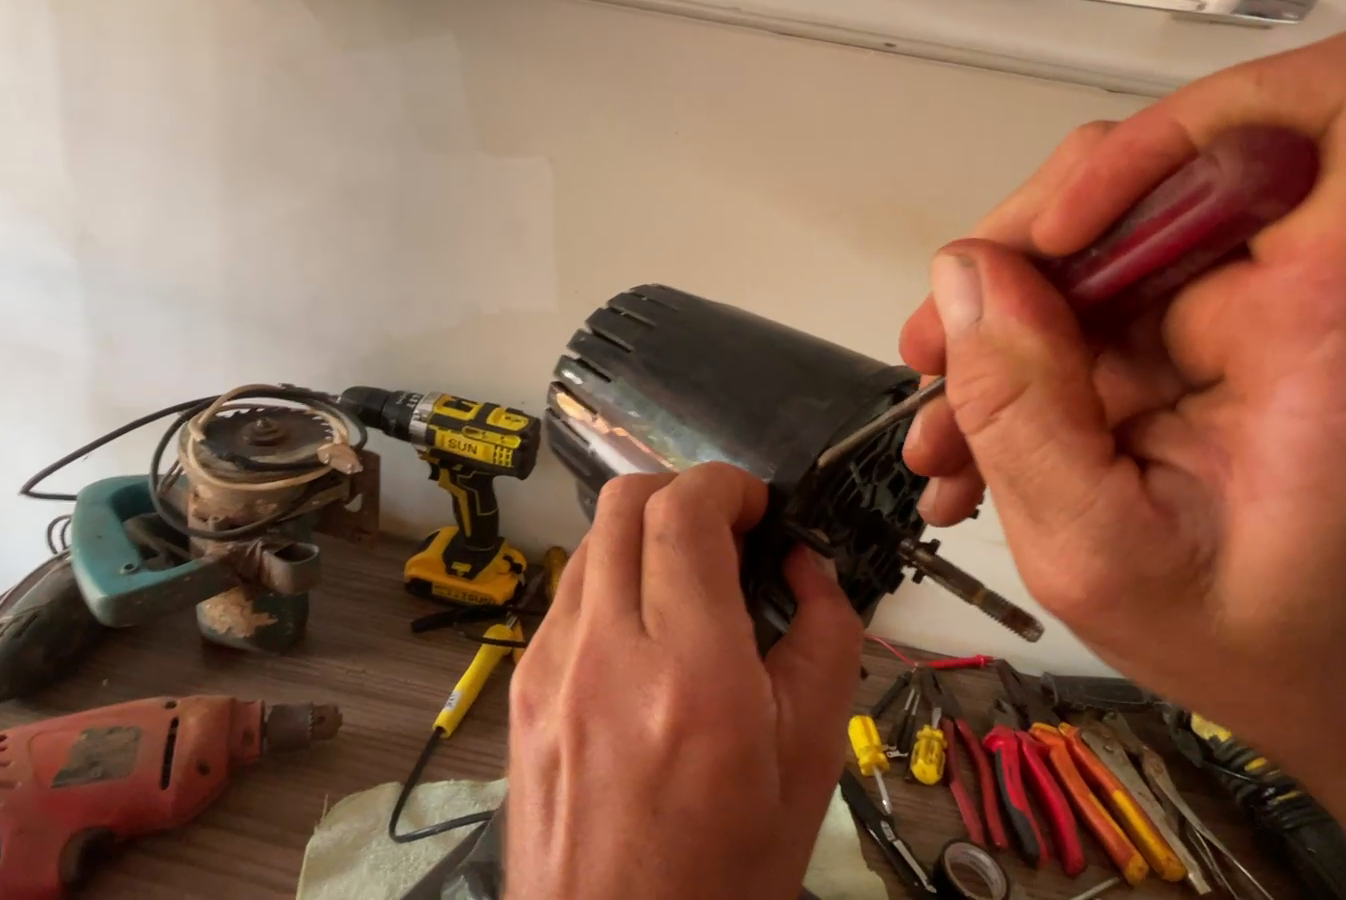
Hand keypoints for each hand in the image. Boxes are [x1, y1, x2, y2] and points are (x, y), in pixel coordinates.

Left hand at [505, 465, 862, 899]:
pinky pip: (569, 594)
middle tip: (728, 532)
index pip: (683, 514)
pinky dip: (613, 580)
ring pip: (592, 540)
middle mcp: (604, 655)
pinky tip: (643, 630)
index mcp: (691, 677)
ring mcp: (549, 667)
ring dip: (646, 533)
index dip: (725, 484)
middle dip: (683, 492)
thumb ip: (823, 638)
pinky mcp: (523, 685)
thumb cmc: (727, 866)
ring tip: (688, 582)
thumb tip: (804, 563)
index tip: (758, 506)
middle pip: (624, 502)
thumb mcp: (811, 757)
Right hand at [898, 29, 1345, 759]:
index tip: (1070, 231)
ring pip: (1098, 249)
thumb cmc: (1266, 646)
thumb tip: (960, 276)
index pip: (1337, 104)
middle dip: (1016, 256)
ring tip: (939, 428)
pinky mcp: (1207, 345)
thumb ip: (1020, 411)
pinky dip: (1022, 369)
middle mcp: (1308, 290)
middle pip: (1153, 177)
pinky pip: (1092, 313)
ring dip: (996, 326)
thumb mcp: (1100, 552)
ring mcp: (1252, 315)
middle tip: (935, 349)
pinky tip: (973, 451)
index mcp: (1341, 323)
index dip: (1184, 127)